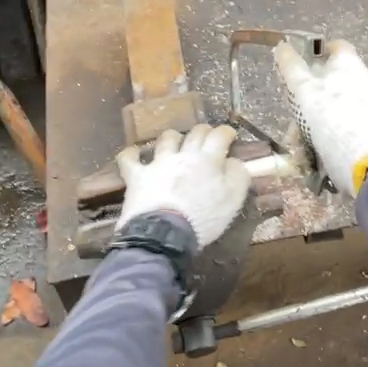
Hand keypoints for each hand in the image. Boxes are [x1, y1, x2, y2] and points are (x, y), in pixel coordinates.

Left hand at [115, 124, 250, 248]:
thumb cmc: (203, 219)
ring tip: (175, 142)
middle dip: (204, 132)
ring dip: (173, 138)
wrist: (164, 234)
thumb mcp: (232, 201)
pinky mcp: (137, 176)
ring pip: (166, 139)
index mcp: (208, 159)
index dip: (226, 132)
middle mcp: (183, 154)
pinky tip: (132, 153)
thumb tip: (235, 161)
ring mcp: (158, 163)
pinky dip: (131, 154)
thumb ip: (238, 176)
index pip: (220, 135)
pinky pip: (129, 159)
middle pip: (195, 133)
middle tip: (207, 138)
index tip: (231, 135)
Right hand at [273, 40, 367, 194]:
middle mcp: (362, 80)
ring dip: (312, 120)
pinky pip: (342, 124)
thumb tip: (282, 46)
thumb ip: (291, 67)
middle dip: (307, 95)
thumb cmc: (331, 116)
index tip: (298, 65)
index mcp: (350, 64)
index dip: (316, 52)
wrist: (365, 160)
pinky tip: (312, 151)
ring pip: (332, 105)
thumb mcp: (304, 89)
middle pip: (330, 79)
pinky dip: (326, 133)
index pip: (335, 46)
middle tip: (293, 110)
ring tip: (297, 140)